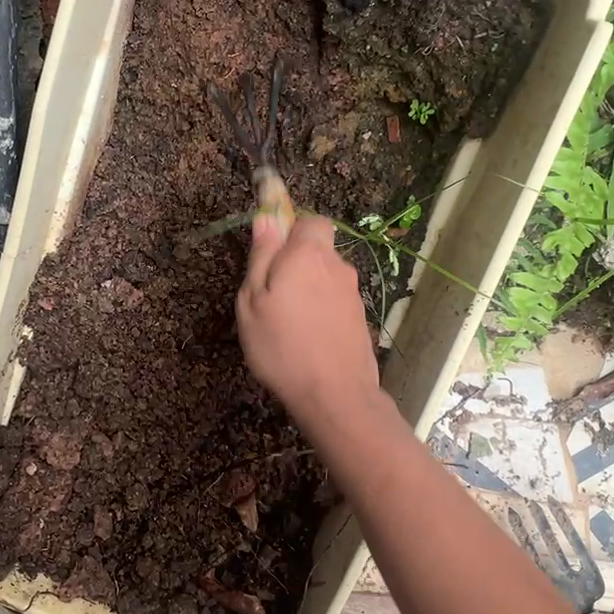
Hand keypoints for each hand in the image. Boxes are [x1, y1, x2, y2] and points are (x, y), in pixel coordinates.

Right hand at [237, 215, 381, 421]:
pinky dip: (320, 312)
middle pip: (317, 251)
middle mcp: (337, 267)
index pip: (311, 220)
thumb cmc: (282, 346)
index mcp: (309, 255)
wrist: (335, 395)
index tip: (271, 254)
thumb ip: (261, 256)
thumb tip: (266, 217)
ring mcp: (352, 294)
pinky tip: (306, 339)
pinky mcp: (360, 319)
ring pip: (325, 278)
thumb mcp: (253, 300)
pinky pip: (334, 302)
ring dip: (308, 291)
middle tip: (270, 296)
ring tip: (286, 324)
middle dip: (296, 264)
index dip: (291, 231)